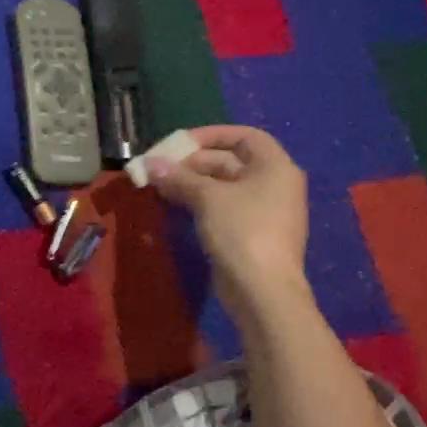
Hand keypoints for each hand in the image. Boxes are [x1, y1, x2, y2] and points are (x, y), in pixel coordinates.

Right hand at [146, 126, 311, 326]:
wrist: (263, 291)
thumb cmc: (242, 231)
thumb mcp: (207, 198)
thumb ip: (179, 177)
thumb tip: (151, 163)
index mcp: (275, 167)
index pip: (244, 137)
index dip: (211, 135)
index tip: (180, 143)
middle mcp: (274, 184)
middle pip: (230, 161)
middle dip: (192, 163)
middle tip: (159, 168)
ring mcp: (263, 210)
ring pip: (223, 186)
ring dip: (191, 183)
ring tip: (159, 185)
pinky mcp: (250, 233)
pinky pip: (222, 207)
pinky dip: (199, 201)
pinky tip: (173, 204)